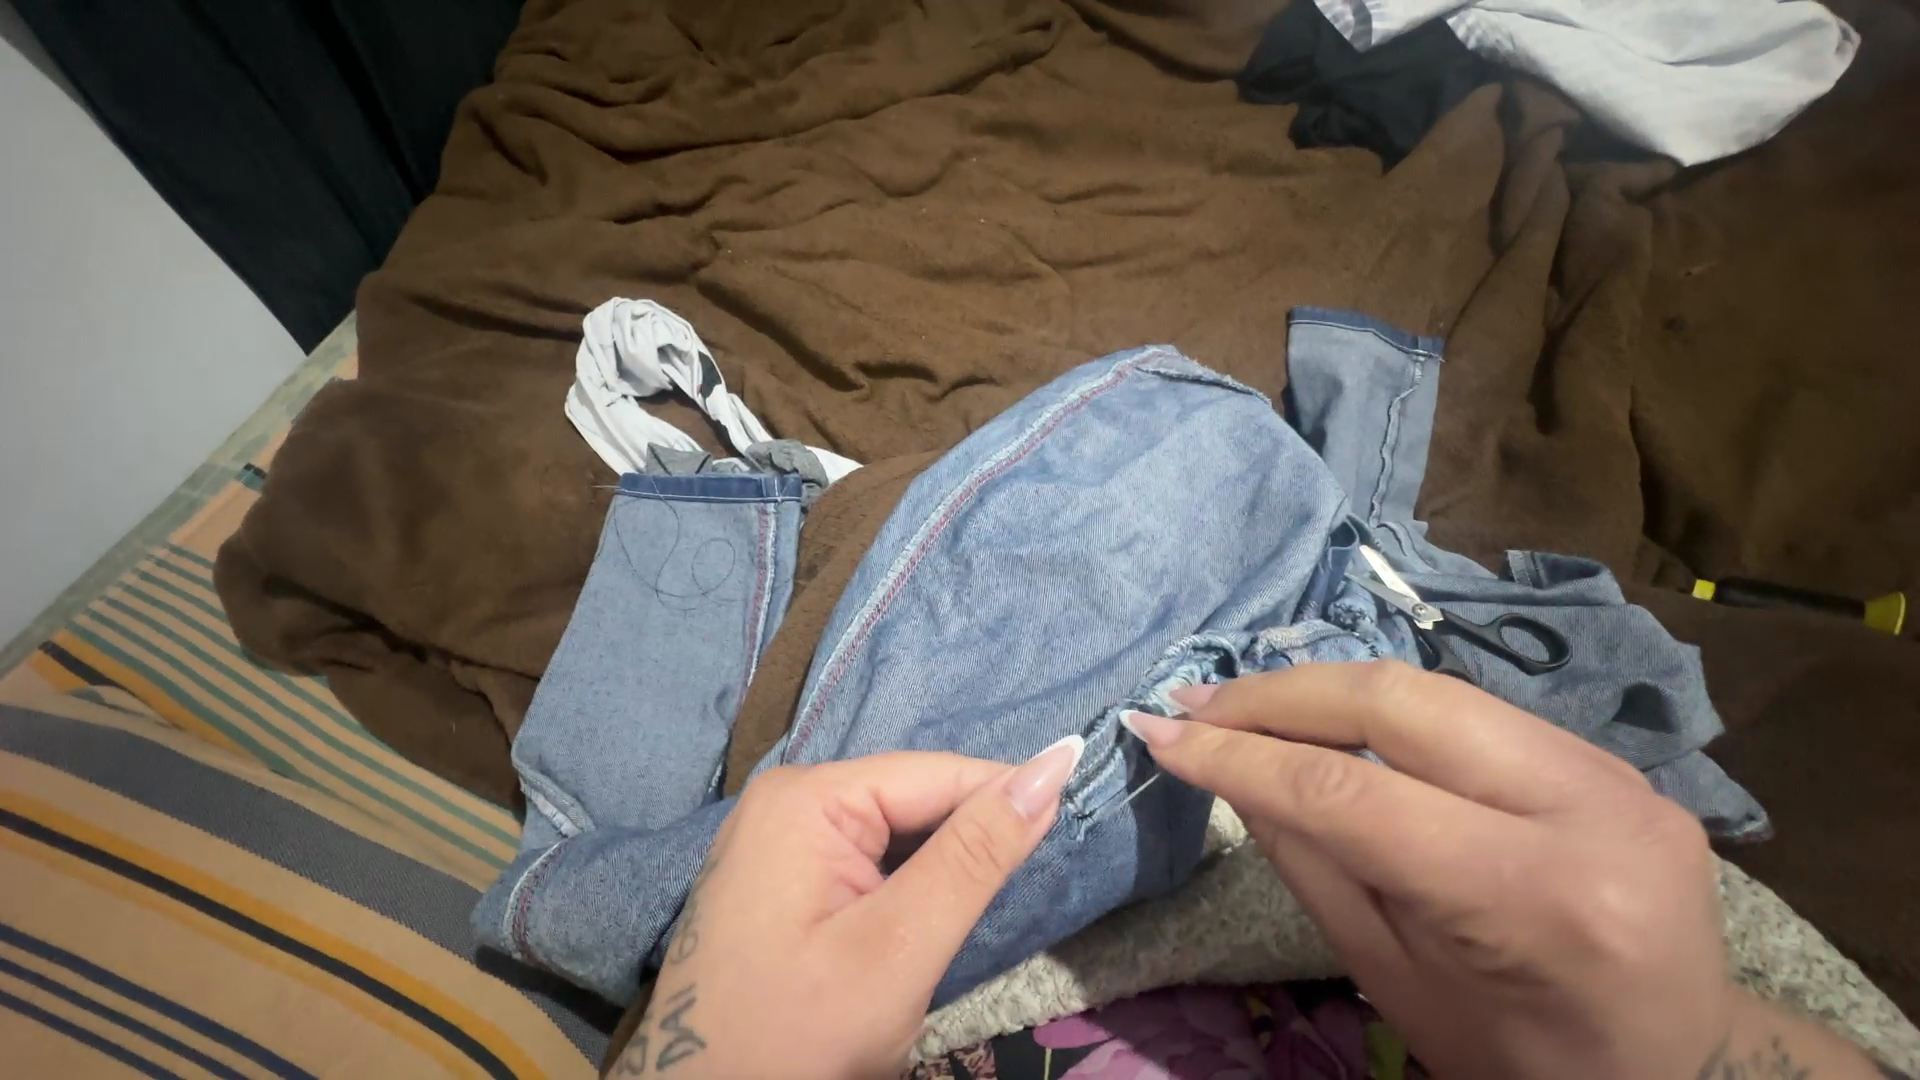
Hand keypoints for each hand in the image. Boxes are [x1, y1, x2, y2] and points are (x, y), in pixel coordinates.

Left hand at [607, 740, 1083, 1078]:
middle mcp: (790, 796)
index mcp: (809, 797)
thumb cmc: (798, 1040)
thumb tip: (1051, 766)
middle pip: (911, 796)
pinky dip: (905, 878)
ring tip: (972, 905)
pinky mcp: (782, 868)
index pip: (934, 774)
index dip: (1005, 793)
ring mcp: (780, 832)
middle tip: (1019, 884)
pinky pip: (865, 851)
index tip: (1070, 811)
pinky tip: (922, 910)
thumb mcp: (898, 949)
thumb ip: (975, 855)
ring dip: (940, 861)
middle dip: (967, 835)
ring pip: (893, 825)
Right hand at [1122, 661, 1893, 1079]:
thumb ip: (1302, 853)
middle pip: (1392, 700)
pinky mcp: (1600, 752)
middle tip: (1193, 705)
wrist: (1679, 1068)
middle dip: (1273, 694)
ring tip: (1234, 706)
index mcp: (1535, 898)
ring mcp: (1608, 768)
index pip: (1348, 791)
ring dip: (1313, 690)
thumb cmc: (1514, 1053)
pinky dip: (1367, 705)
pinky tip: (1315, 717)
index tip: (1157, 732)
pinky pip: (1454, 706)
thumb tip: (1222, 763)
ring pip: (1420, 685)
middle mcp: (1587, 807)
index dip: (1237, 754)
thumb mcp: (1386, 972)